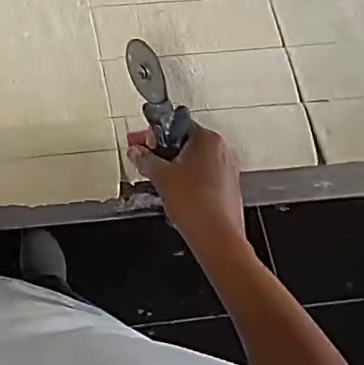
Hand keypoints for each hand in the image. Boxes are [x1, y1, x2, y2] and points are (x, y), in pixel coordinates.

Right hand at [129, 127, 246, 255]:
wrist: (217, 238)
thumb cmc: (196, 205)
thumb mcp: (161, 176)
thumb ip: (145, 159)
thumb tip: (137, 152)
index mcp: (208, 140)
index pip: (175, 126)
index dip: (152, 135)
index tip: (139, 143)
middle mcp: (221, 151)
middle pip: (184, 143)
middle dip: (160, 151)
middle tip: (142, 159)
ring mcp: (226, 171)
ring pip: (193, 161)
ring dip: (172, 166)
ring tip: (154, 177)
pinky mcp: (226, 189)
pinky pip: (202, 177)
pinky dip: (186, 180)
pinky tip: (172, 192)